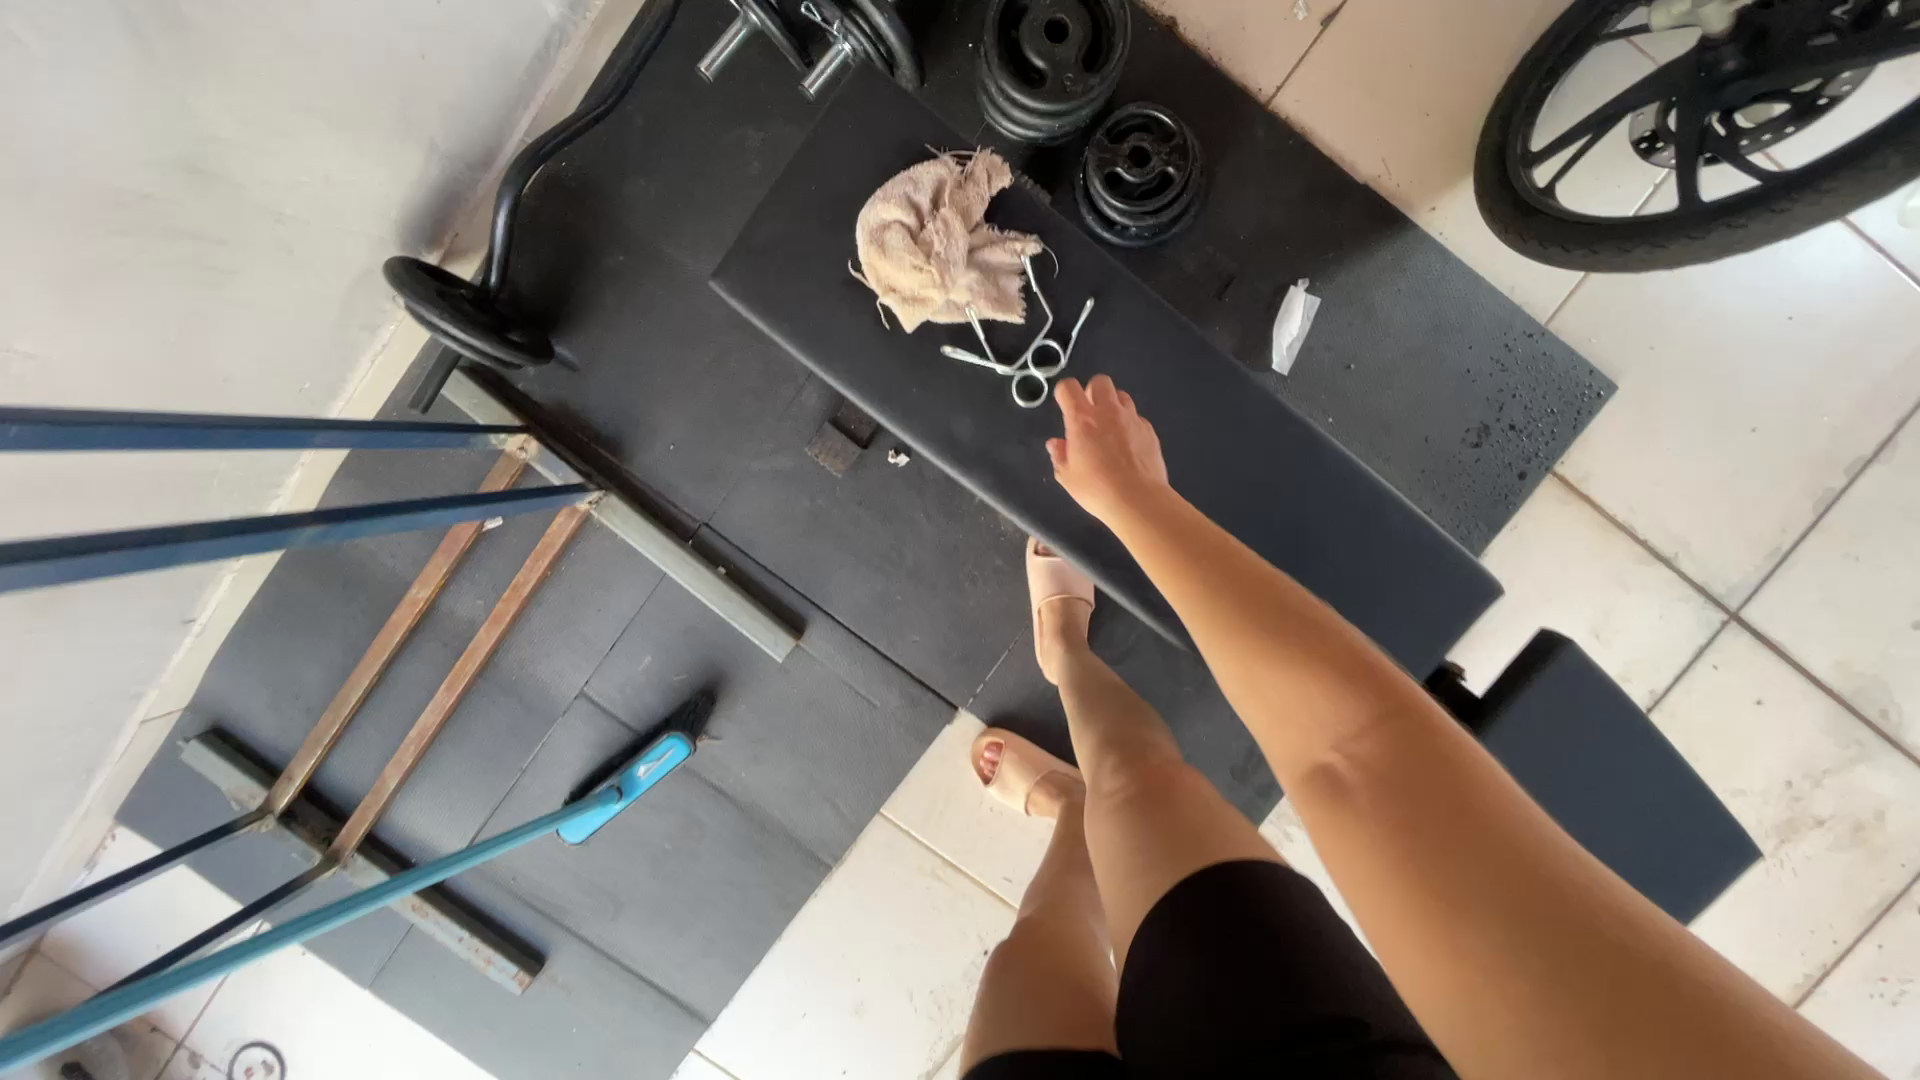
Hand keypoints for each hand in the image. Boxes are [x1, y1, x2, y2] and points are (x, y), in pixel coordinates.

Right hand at [1046, 375, 1170, 526]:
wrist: (1138, 499)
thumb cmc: (1096, 489)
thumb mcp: (1067, 476)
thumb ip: (1060, 455)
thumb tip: (1056, 444)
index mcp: (1082, 419)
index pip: (1068, 388)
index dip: (1064, 393)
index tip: (1064, 406)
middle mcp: (1107, 411)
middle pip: (1100, 381)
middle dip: (1092, 391)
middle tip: (1089, 413)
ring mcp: (1131, 418)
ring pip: (1121, 396)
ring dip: (1113, 405)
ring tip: (1110, 427)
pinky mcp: (1149, 430)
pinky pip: (1136, 417)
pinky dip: (1129, 424)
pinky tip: (1128, 445)